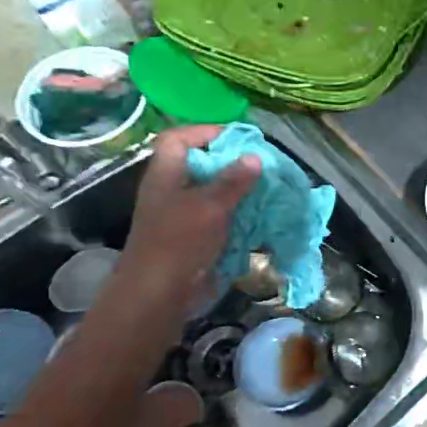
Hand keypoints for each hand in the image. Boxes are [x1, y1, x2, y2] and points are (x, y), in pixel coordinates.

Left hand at [119, 125, 260, 296]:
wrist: (159, 294)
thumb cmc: (179, 242)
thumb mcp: (210, 206)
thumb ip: (233, 180)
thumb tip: (254, 157)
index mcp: (166, 174)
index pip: (178, 139)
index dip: (205, 132)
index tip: (239, 138)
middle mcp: (172, 191)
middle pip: (200, 165)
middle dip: (231, 163)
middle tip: (261, 164)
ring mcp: (182, 216)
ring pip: (212, 193)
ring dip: (239, 191)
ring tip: (268, 189)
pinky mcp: (194, 239)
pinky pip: (219, 218)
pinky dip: (239, 216)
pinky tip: (261, 217)